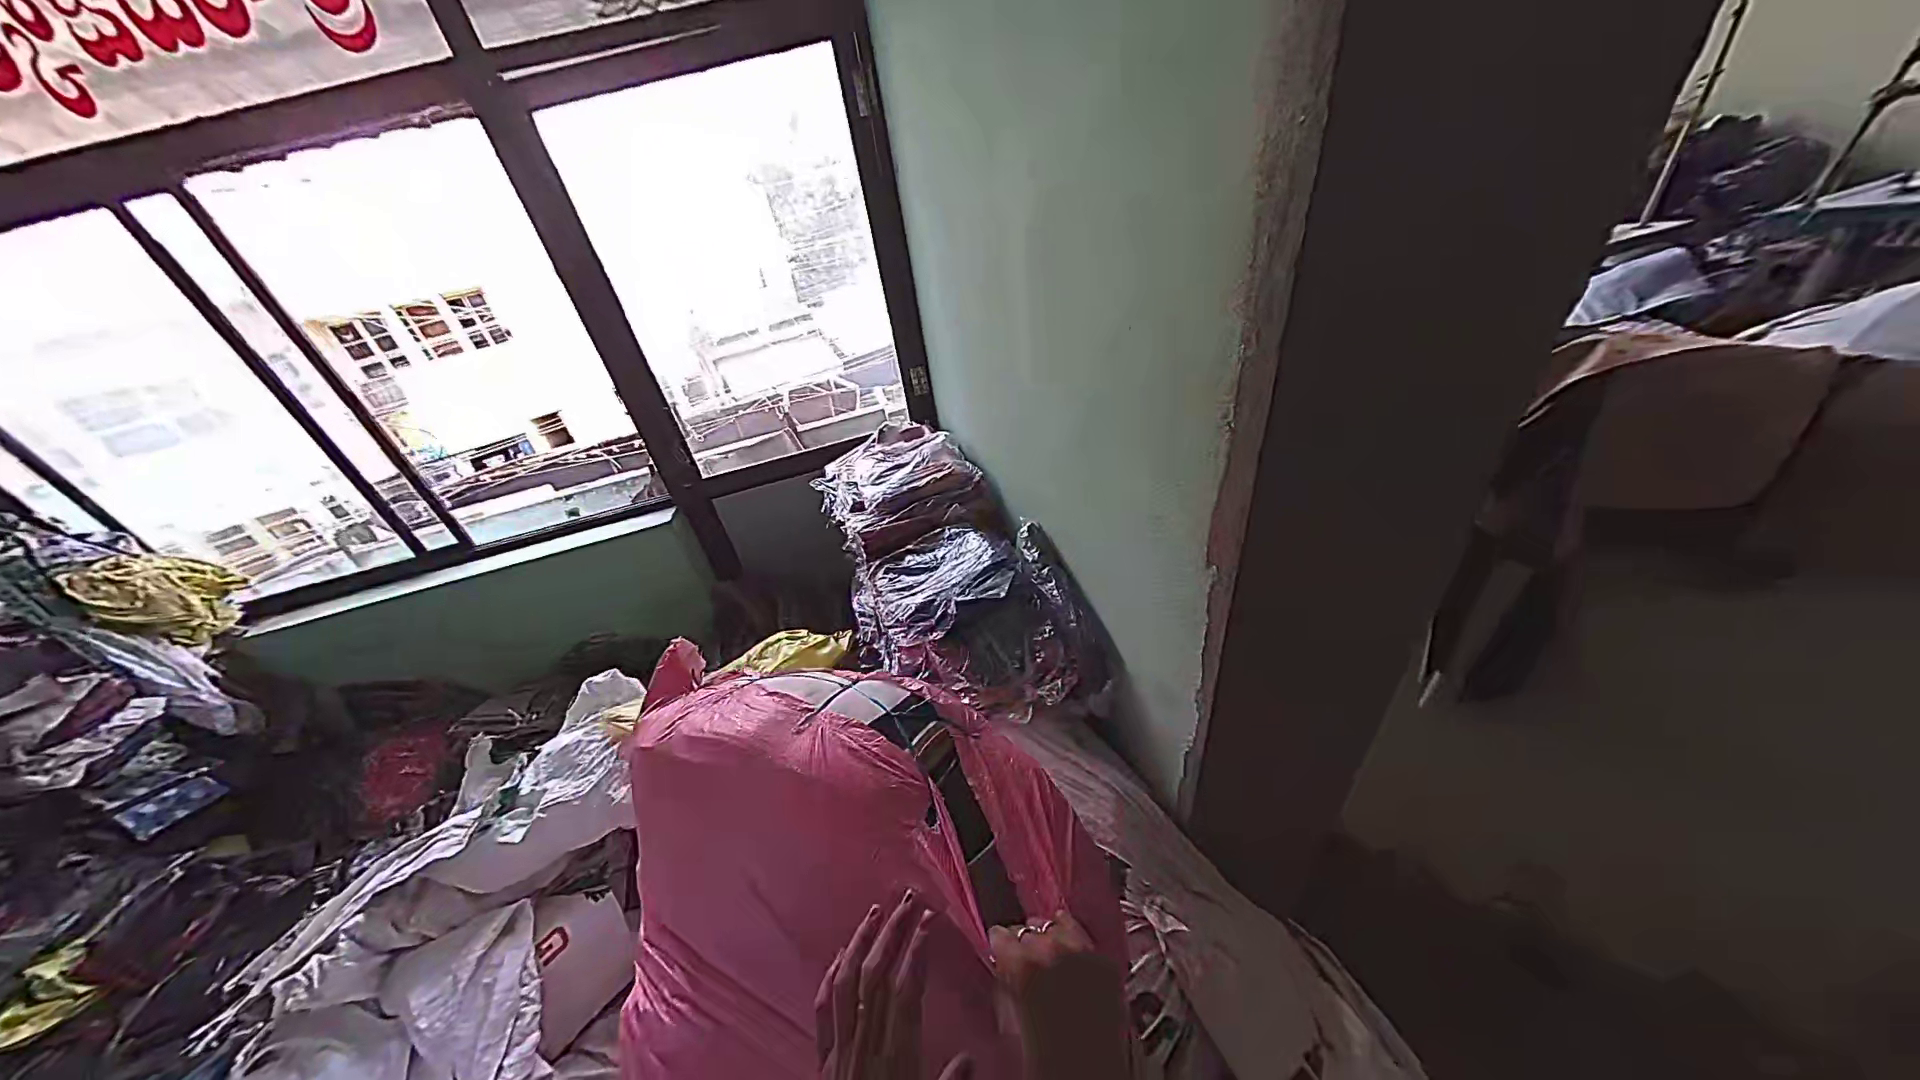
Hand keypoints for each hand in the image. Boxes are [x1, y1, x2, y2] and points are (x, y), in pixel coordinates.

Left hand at [816, 889, 972, 1079]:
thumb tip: (971, 1059)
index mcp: (895, 1057)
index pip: (906, 989)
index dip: (918, 951)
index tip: (931, 920)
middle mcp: (865, 1044)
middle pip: (877, 975)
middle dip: (893, 932)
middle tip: (908, 900)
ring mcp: (840, 1049)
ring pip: (847, 982)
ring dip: (862, 942)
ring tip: (876, 912)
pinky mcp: (824, 1061)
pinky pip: (823, 1010)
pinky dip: (831, 977)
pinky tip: (841, 955)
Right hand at [989, 911, 1129, 1079]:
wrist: (1092, 1079)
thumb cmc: (1050, 1061)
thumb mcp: (1012, 1024)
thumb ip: (1005, 986)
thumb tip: (1002, 970)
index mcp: (1024, 970)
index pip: (1002, 936)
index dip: (999, 944)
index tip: (998, 948)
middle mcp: (1053, 954)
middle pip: (1029, 930)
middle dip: (1024, 943)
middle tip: (1021, 957)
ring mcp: (1082, 956)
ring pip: (1057, 926)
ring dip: (1048, 936)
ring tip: (1044, 947)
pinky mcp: (1104, 965)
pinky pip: (1083, 937)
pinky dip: (1073, 937)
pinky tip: (1067, 943)